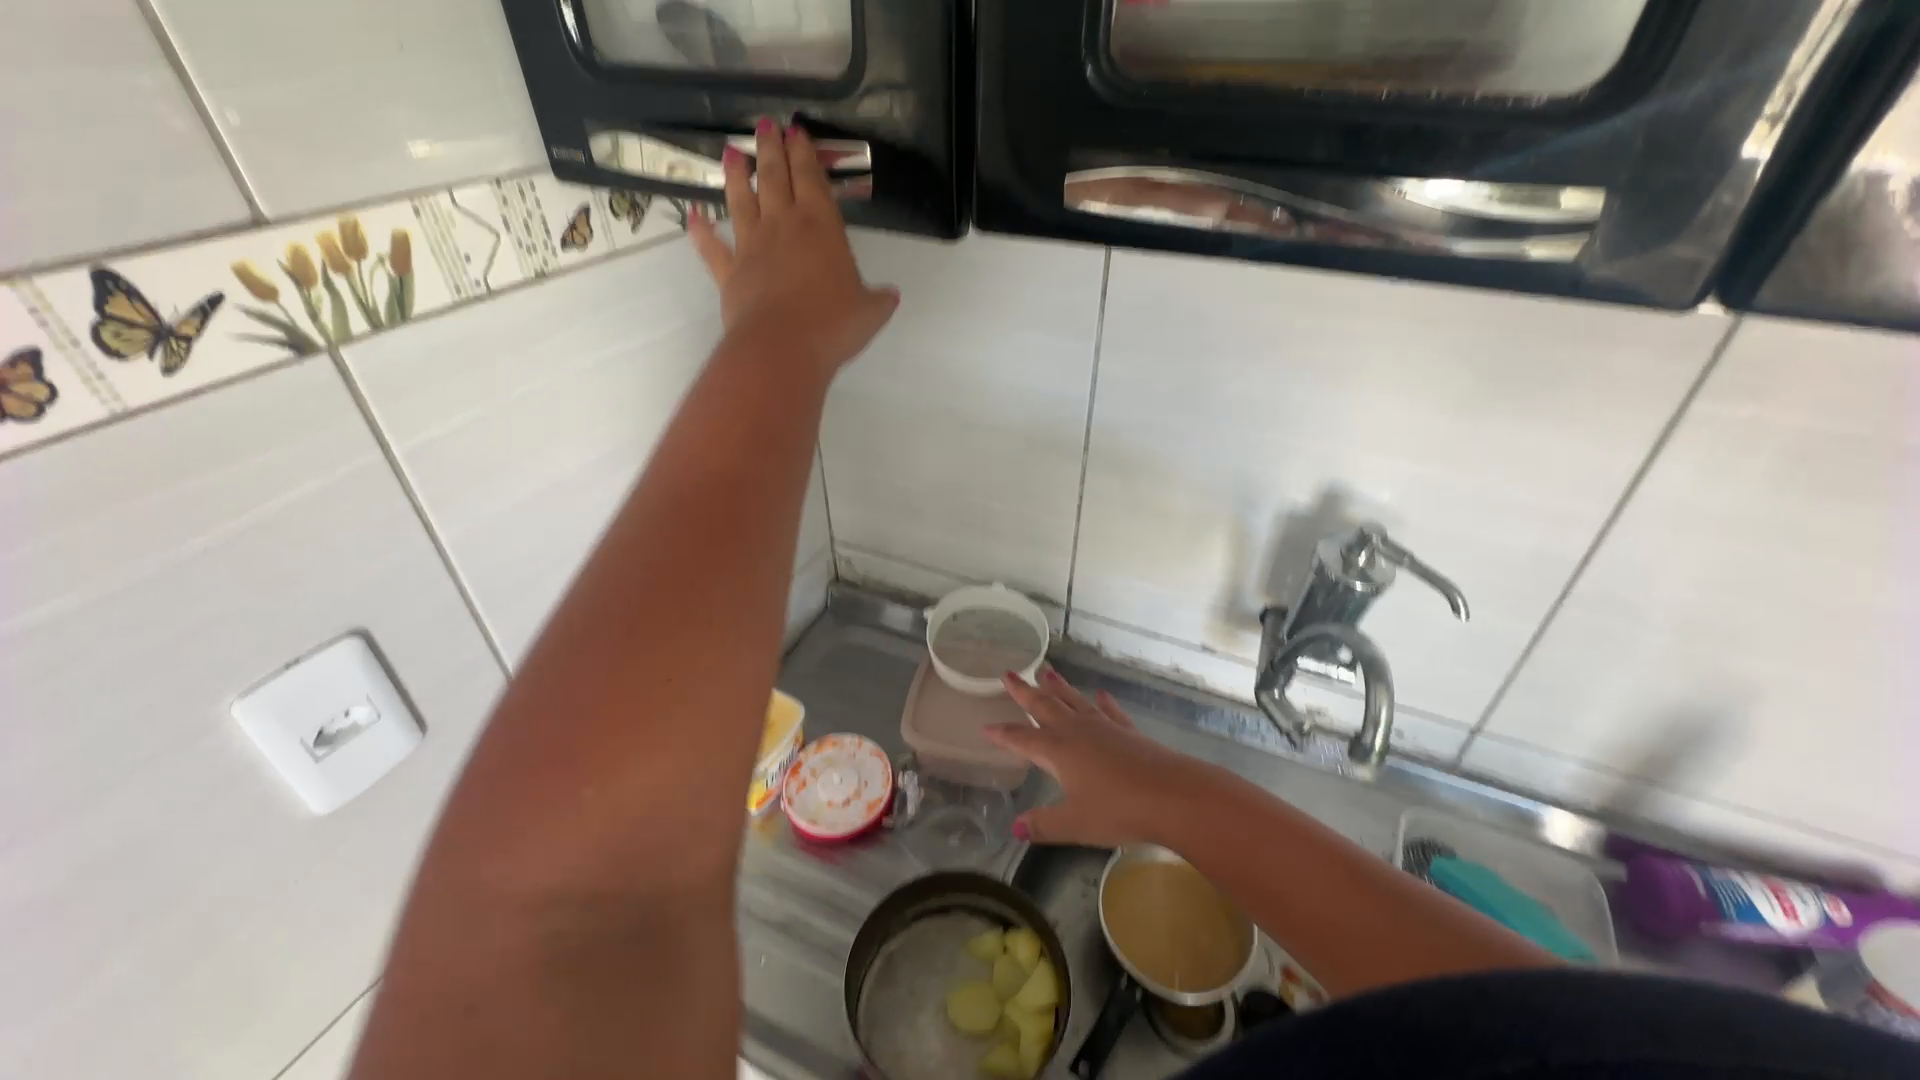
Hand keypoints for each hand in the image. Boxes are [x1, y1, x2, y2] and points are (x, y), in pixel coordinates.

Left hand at [687, 118, 898, 379]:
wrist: (782, 348)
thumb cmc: (832, 325)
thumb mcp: (869, 312)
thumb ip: (878, 299)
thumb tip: (890, 295)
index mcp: (821, 226)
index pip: (811, 178)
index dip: (805, 153)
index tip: (797, 131)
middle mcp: (783, 226)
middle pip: (774, 178)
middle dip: (771, 149)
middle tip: (766, 126)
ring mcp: (751, 247)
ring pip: (740, 201)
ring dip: (736, 175)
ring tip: (731, 152)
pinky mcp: (729, 273)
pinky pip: (711, 247)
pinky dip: (700, 231)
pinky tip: (693, 216)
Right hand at [987, 670, 1198, 848]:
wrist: (1173, 795)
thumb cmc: (1118, 809)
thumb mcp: (1074, 823)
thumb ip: (1043, 824)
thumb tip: (1016, 827)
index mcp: (1057, 751)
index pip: (1022, 739)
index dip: (1003, 734)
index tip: (986, 725)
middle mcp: (1077, 732)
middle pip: (1045, 706)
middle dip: (1025, 692)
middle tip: (1008, 673)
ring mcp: (1106, 728)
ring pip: (1075, 701)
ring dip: (1059, 687)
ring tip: (1047, 671)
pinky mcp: (1130, 733)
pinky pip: (1110, 712)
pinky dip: (1103, 702)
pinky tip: (1100, 694)